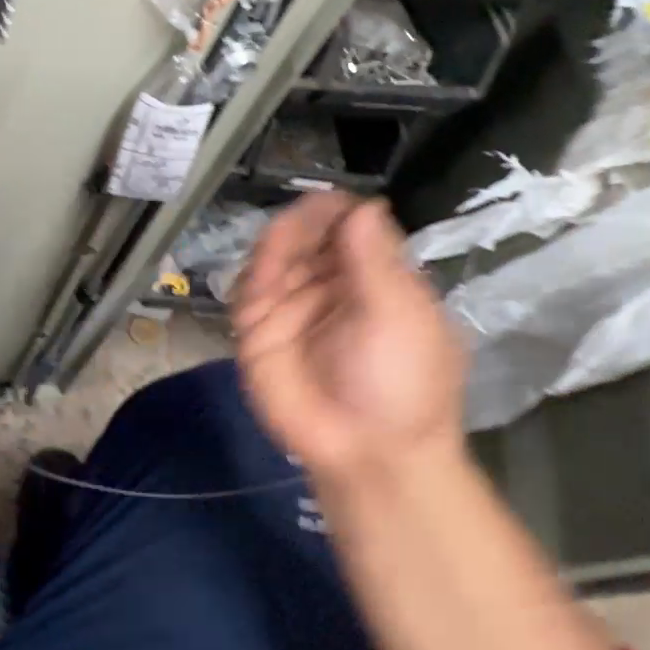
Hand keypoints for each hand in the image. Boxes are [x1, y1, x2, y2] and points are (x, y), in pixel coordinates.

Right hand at [234, 193, 466, 482]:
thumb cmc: (401, 383)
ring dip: (280, 241)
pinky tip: (265, 257)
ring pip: (276, 260)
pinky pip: (249, 290)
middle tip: (306, 211)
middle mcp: (330, 292)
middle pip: (311, 242)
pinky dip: (254, 269)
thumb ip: (375, 262)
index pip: (354, 236)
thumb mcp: (401, 316)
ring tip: (285, 230)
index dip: (343, 216)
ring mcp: (290, 310)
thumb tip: (364, 207)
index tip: (335, 201)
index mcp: (377, 285)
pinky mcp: (257, 330)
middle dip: (308, 224)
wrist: (363, 449)